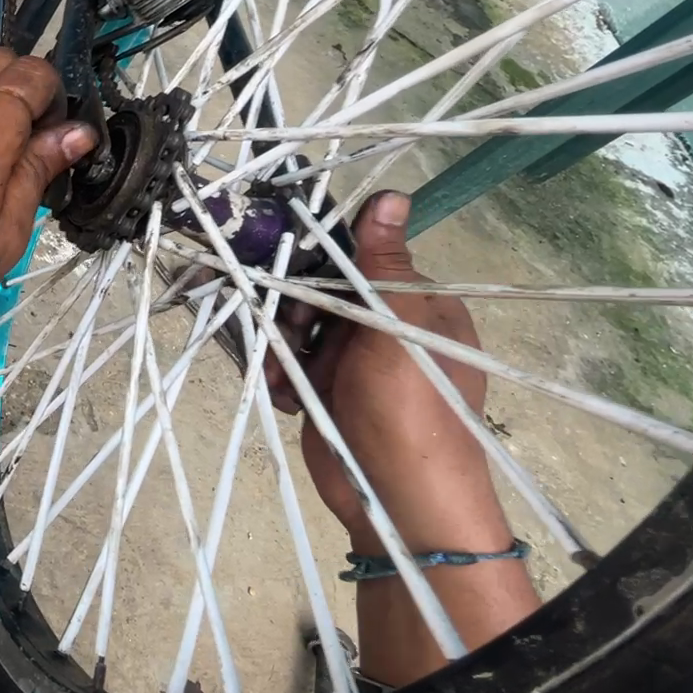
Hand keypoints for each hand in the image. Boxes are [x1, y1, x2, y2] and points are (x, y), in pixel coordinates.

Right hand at [267, 192, 510, 553]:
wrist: (395, 499)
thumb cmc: (407, 410)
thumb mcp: (397, 329)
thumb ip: (382, 266)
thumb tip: (391, 194)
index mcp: (416, 307)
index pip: (355, 261)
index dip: (315, 266)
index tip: (287, 279)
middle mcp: (383, 329)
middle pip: (315, 294)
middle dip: (289, 314)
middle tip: (289, 338)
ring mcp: (352, 362)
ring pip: (293, 329)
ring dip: (278, 349)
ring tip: (283, 376)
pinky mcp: (324, 389)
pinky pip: (286, 363)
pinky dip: (277, 375)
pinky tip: (282, 393)